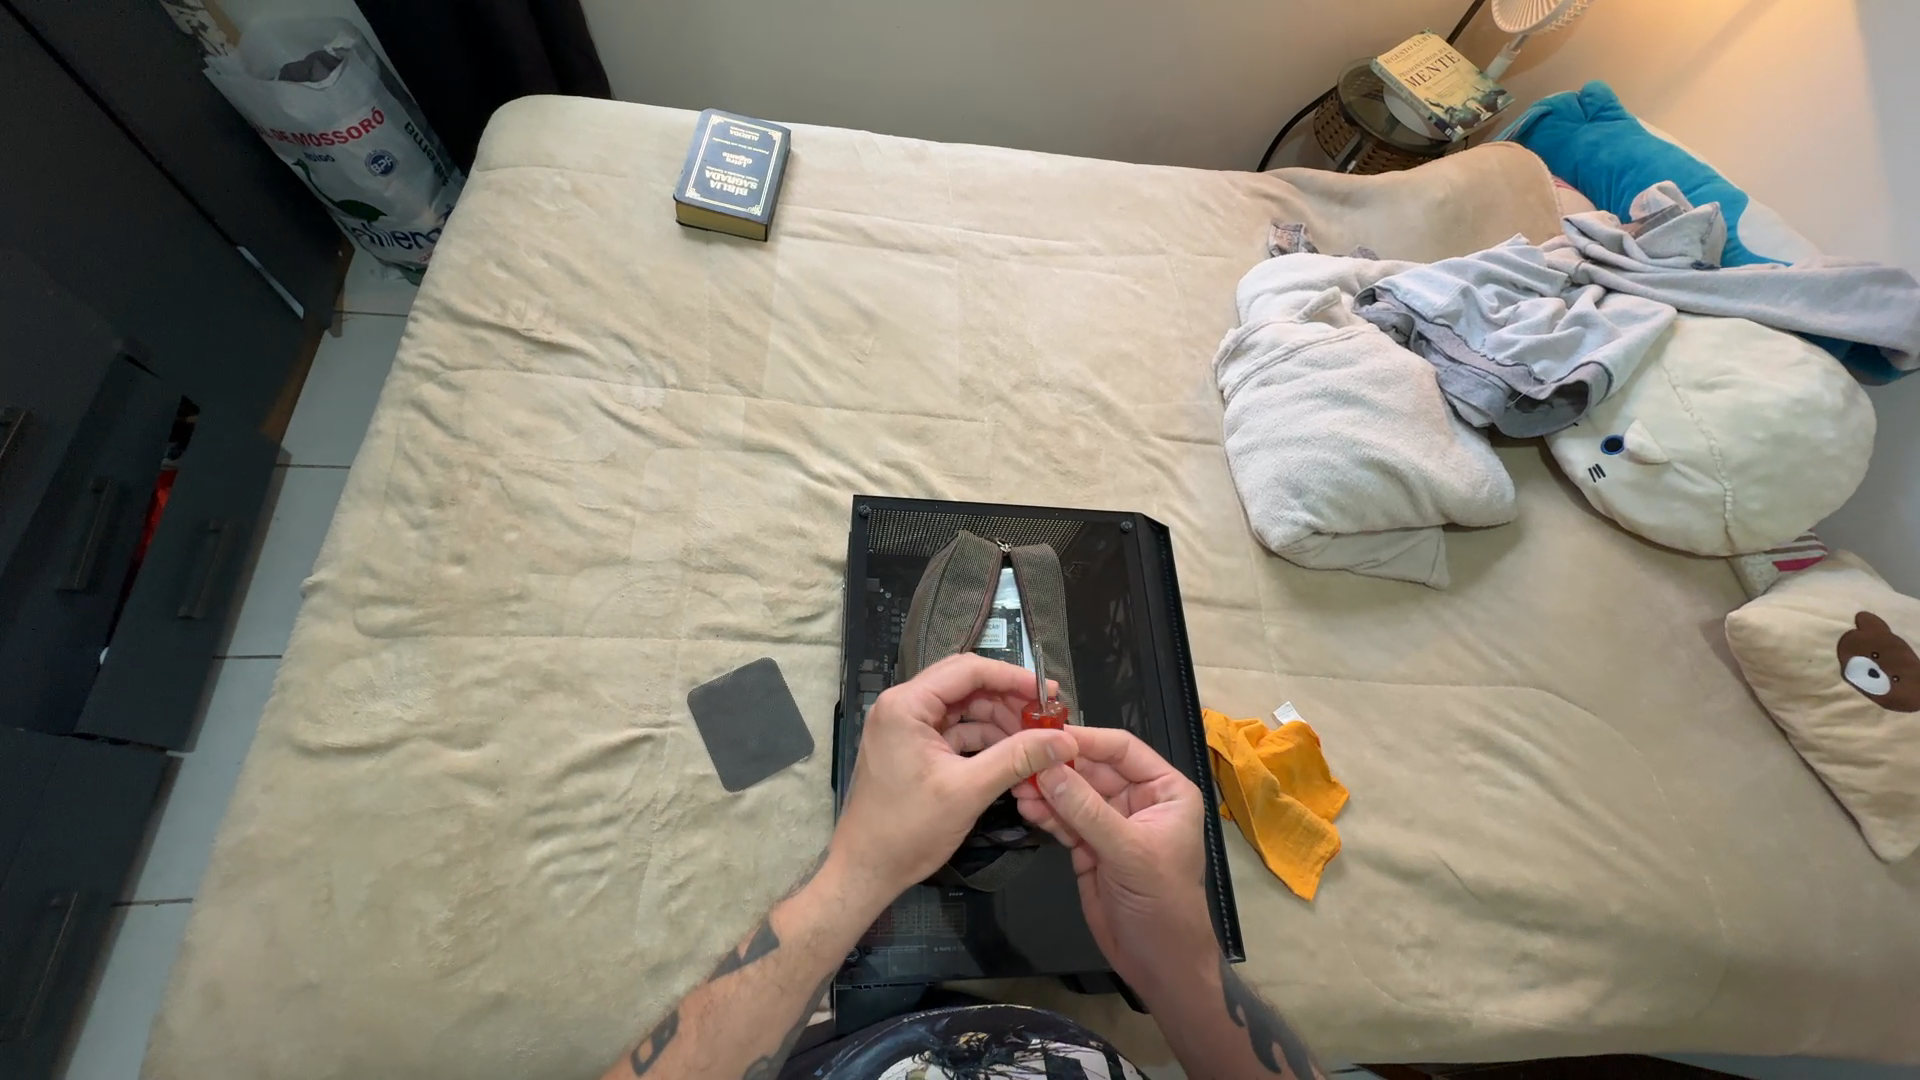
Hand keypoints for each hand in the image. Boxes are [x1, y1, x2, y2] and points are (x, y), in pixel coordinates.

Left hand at [832, 654, 1077, 902]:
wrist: (866, 870)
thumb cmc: (909, 829)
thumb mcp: (969, 790)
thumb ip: (1018, 759)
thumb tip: (1065, 740)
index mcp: (906, 704)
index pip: (968, 670)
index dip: (1012, 677)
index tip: (1049, 693)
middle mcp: (903, 704)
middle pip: (966, 684)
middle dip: (1009, 699)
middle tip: (1048, 717)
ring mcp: (906, 725)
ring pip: (963, 707)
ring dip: (999, 721)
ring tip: (1036, 739)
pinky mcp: (913, 746)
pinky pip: (955, 729)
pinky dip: (984, 739)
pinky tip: (1013, 755)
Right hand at [1013, 726, 1216, 990]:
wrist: (1158, 966)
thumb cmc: (1163, 905)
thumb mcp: (1130, 853)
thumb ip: (1087, 811)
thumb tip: (1047, 770)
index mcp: (1165, 789)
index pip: (1122, 749)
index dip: (1086, 739)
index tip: (1047, 733)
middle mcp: (1137, 798)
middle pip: (1091, 768)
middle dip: (1058, 766)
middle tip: (1022, 758)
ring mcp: (1110, 821)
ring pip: (1073, 792)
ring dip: (1046, 788)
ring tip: (1016, 784)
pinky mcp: (1088, 843)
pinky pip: (1063, 817)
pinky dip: (1044, 811)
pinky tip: (1025, 807)